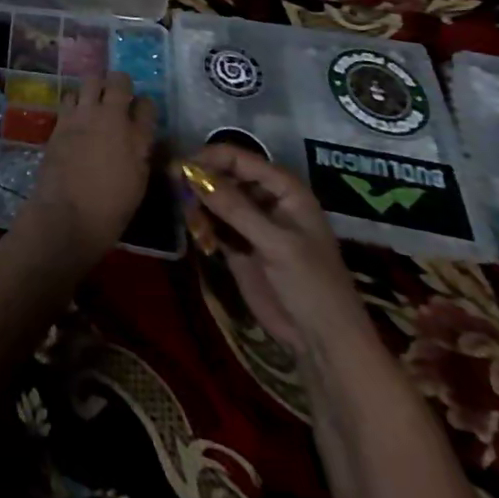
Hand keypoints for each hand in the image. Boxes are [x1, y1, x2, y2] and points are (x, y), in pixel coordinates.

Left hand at [22, 73, 155, 255]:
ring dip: (93, 88)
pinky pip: (68, 99)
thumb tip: (136, 137)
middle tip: (116, 96)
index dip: (144, 105)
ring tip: (93, 102)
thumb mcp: (138, 180)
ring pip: (88, 82)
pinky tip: (75, 114)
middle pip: (117, 81)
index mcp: (138, 136)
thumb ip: (139, 151)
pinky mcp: (59, 122)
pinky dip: (74, 102)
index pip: (147, 105)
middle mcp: (111, 118)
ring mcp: (82, 117)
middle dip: (118, 83)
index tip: (141, 111)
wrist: (68, 213)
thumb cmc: (110, 207)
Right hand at [180, 144, 368, 359]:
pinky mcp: (236, 244)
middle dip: (199, 183)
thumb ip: (236, 209)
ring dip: (197, 208)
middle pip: (222, 176)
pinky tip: (202, 241)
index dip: (210, 159)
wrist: (320, 338)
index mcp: (285, 191)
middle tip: (178, 196)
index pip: (240, 159)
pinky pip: (210, 223)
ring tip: (196, 228)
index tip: (179, 169)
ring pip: (212, 199)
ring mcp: (250, 223)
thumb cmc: (312, 285)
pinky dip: (201, 227)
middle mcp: (265, 200)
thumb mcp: (277, 244)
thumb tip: (192, 175)